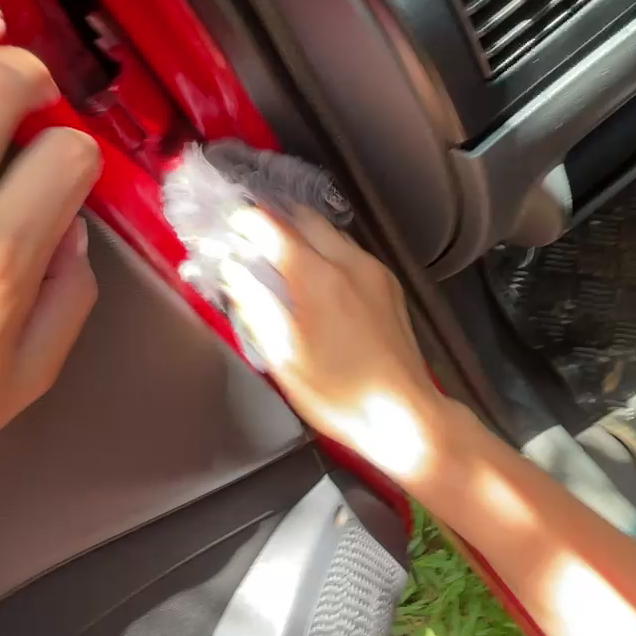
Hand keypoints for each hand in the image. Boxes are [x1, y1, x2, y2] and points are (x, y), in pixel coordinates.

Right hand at [218, 208, 455, 479]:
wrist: (405, 415)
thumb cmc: (339, 394)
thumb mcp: (283, 357)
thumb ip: (256, 306)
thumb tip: (234, 271)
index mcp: (319, 278)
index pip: (274, 227)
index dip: (247, 220)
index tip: (230, 224)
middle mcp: (350, 263)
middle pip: (306, 219)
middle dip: (275, 221)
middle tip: (251, 238)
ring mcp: (375, 272)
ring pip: (331, 234)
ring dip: (302, 236)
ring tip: (280, 259)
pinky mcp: (390, 286)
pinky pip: (351, 253)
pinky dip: (327, 253)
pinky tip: (316, 279)